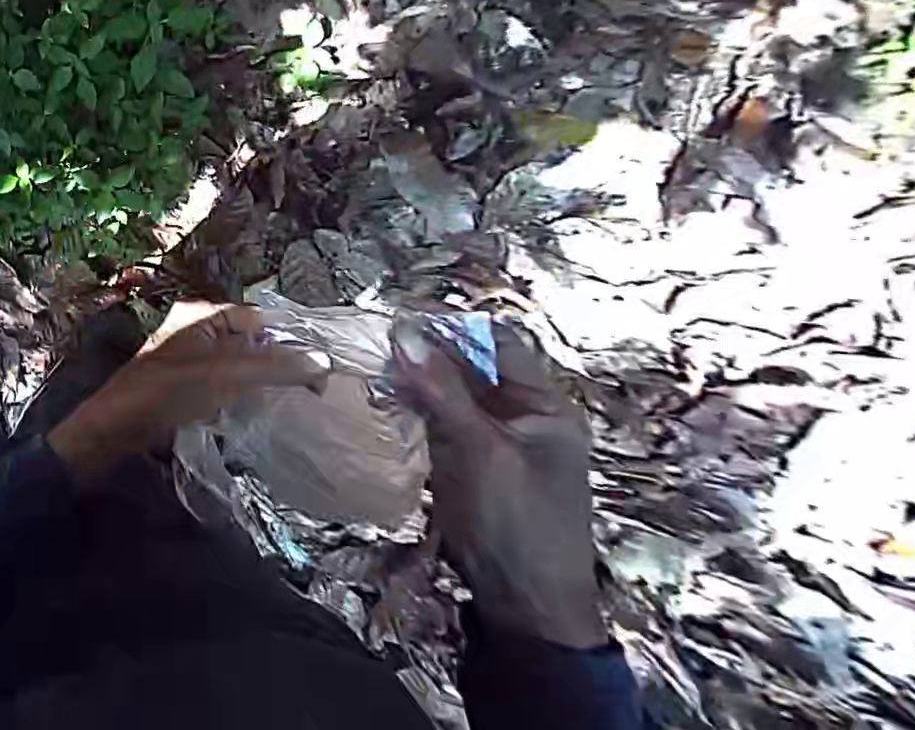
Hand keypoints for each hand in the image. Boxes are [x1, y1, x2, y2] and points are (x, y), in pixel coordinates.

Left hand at [46, 302, 324, 487]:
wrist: (118, 425)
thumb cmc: (169, 391)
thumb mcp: (226, 375)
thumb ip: (274, 366)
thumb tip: (322, 360)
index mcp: (202, 315)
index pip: (258, 318)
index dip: (288, 338)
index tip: (319, 367)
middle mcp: (197, 329)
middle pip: (250, 340)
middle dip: (277, 361)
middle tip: (311, 389)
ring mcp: (190, 356)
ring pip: (238, 362)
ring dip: (261, 379)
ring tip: (291, 400)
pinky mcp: (185, 382)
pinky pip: (224, 380)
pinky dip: (241, 391)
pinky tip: (256, 409)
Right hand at [391, 317, 607, 648]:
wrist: (521, 600)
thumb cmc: (517, 522)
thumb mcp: (481, 451)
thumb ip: (442, 391)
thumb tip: (404, 332)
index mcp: (541, 404)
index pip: (497, 341)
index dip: (453, 322)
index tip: (404, 313)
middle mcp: (514, 409)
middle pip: (467, 360)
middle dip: (426, 345)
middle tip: (378, 334)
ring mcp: (485, 430)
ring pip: (444, 383)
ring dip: (412, 371)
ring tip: (373, 359)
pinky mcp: (460, 449)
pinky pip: (432, 409)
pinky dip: (408, 397)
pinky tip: (381, 390)